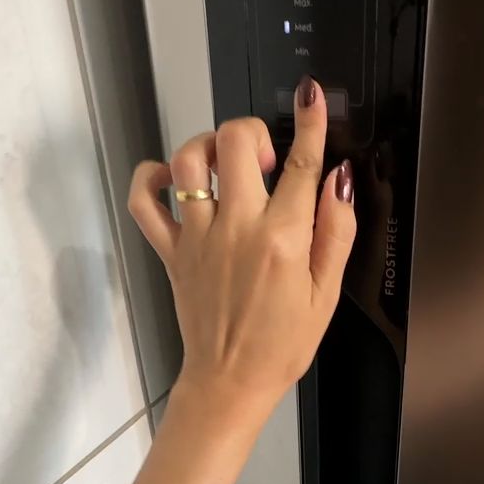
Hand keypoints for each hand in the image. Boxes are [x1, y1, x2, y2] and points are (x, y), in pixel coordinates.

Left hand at [128, 77, 355, 426]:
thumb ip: (335, 234)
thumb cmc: (281, 346)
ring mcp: (197, 238)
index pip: (300, 163)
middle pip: (234, 141)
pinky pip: (144, 201)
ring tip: (224, 165)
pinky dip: (150, 178)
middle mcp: (236, 229)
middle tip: (266, 160)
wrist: (231, 382)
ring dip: (207, 146)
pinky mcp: (171, 252)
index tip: (311, 101)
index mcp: (281, 239)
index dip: (310, 124)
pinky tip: (172, 179)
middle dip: (254, 132)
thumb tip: (339, 182)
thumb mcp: (325, 296)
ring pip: (187, 159)